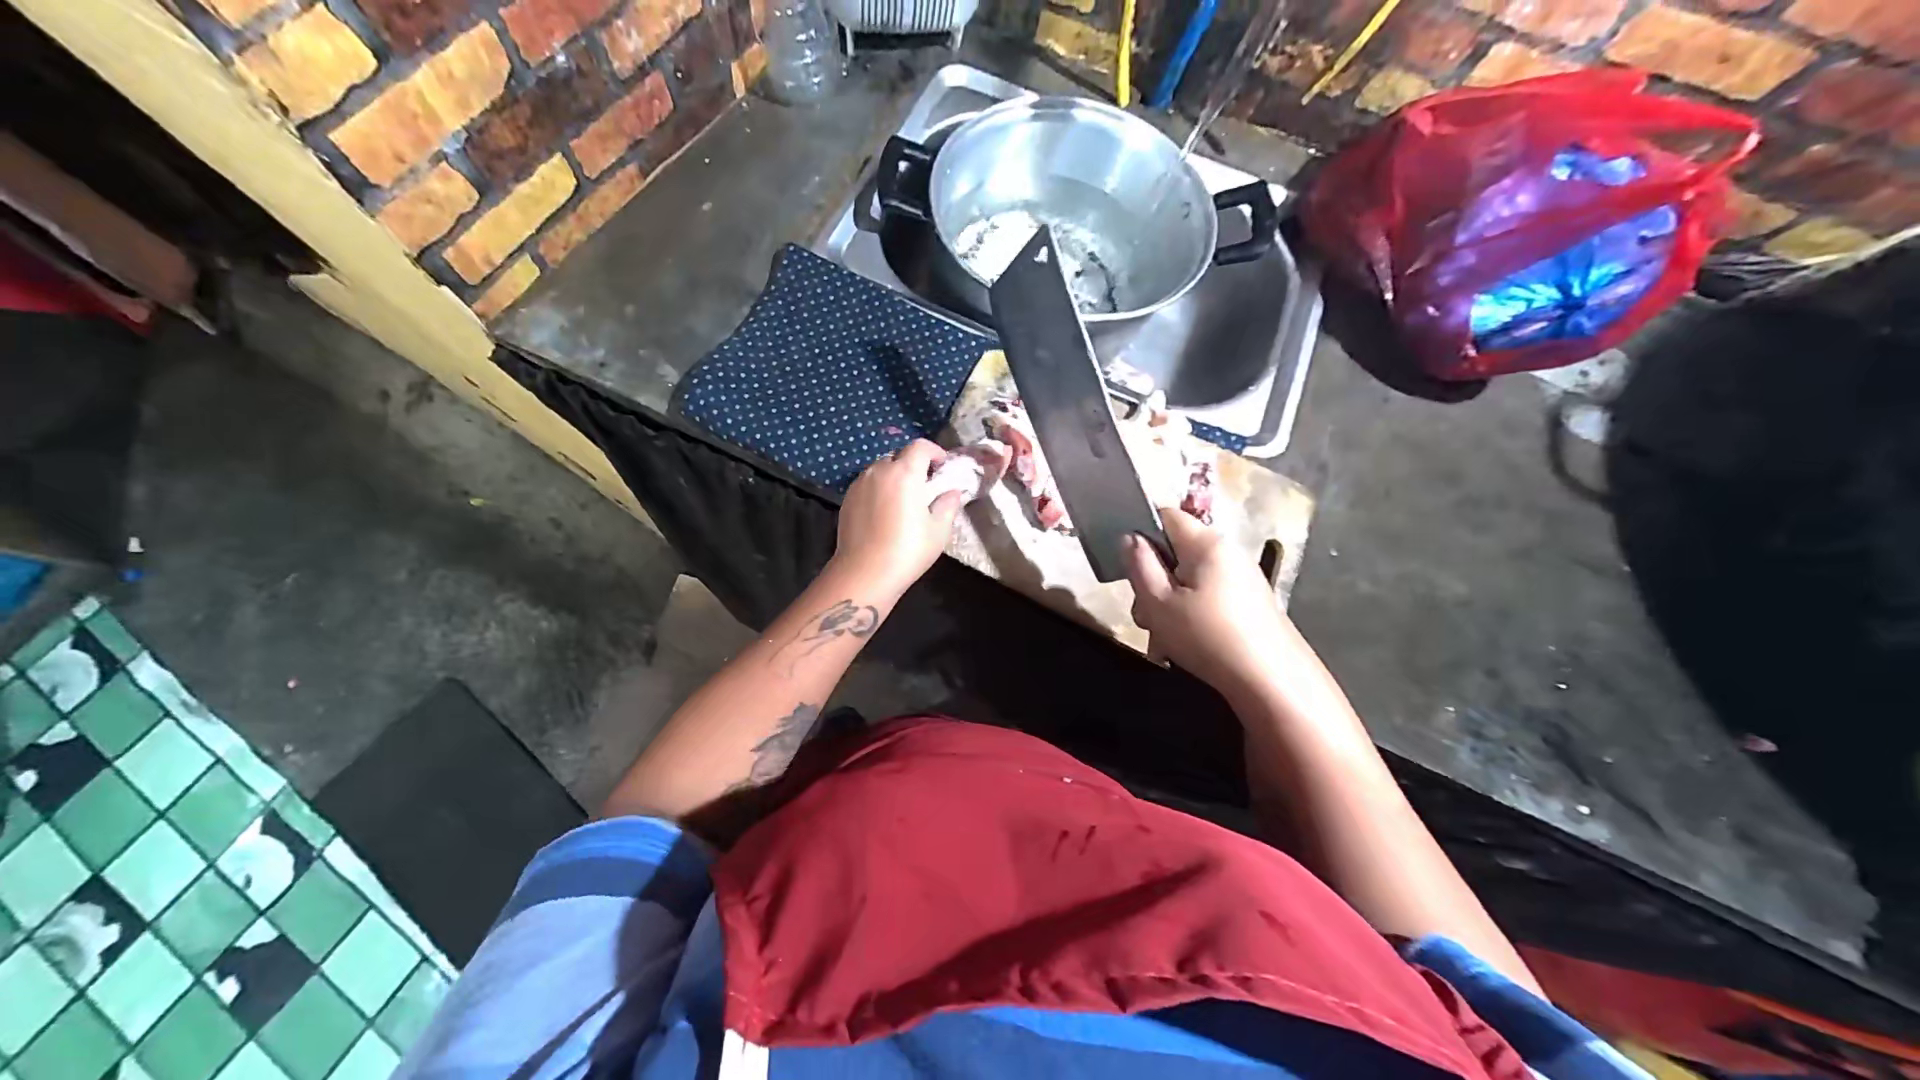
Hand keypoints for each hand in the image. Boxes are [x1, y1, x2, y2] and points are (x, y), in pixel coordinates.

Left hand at [833, 440, 966, 593]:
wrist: (864, 573)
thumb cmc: (907, 550)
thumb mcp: (938, 530)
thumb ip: (947, 505)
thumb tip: (953, 493)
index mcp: (905, 473)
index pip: (920, 446)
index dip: (933, 451)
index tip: (941, 464)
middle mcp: (879, 471)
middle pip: (898, 456)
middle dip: (913, 464)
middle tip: (924, 484)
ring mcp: (859, 484)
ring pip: (880, 469)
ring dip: (894, 475)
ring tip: (903, 497)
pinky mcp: (847, 499)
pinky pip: (867, 484)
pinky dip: (879, 488)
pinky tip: (885, 510)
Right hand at [1125, 508, 1303, 702]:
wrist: (1271, 683)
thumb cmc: (1208, 637)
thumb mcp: (1158, 602)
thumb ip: (1139, 565)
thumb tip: (1131, 538)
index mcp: (1207, 543)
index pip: (1166, 515)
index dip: (1141, 532)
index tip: (1127, 565)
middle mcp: (1228, 553)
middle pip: (1176, 552)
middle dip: (1153, 580)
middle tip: (1145, 613)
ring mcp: (1242, 579)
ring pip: (1188, 580)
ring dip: (1168, 604)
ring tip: (1163, 638)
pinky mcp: (1249, 605)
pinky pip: (1207, 598)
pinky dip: (1190, 616)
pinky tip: (1184, 646)